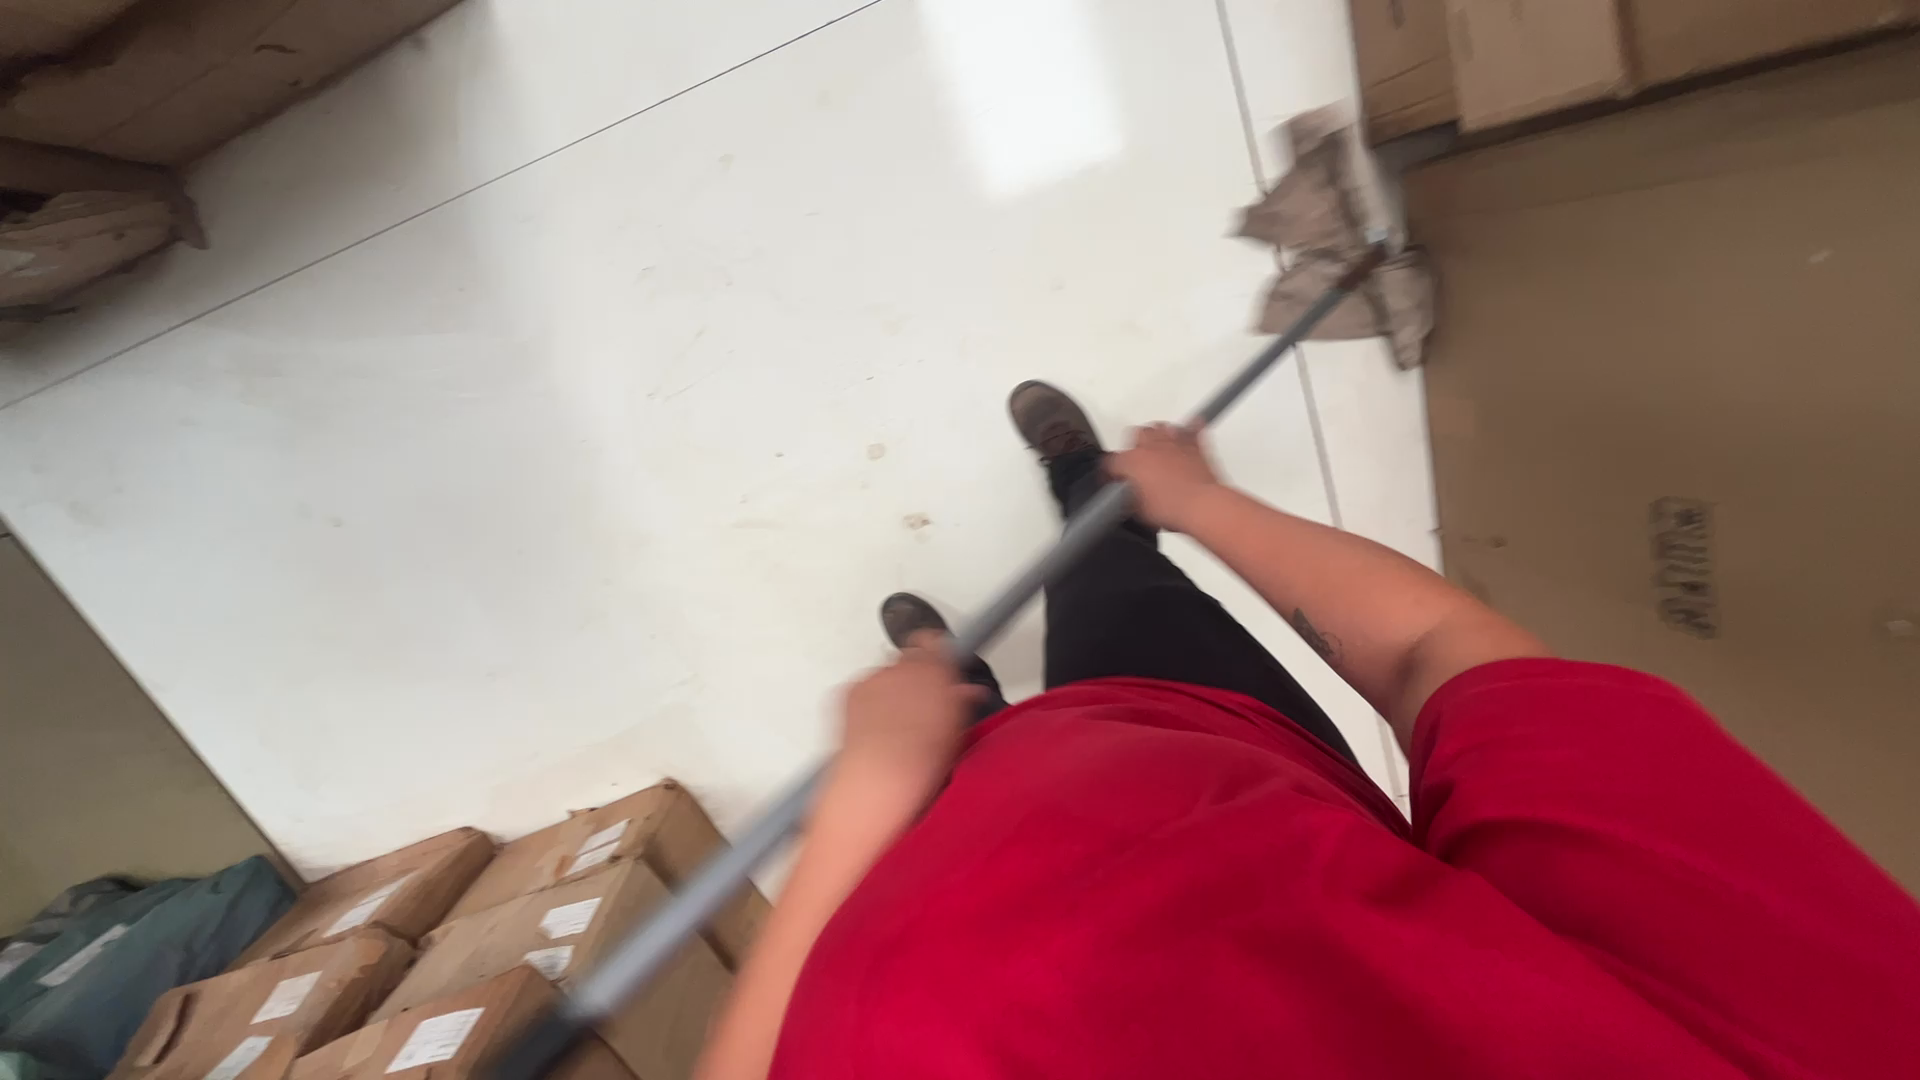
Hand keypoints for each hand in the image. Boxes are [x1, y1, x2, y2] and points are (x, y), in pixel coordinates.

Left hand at [836, 631, 980, 804]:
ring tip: (894, 724)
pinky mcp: (850, 689)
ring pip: (885, 673)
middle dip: (914, 676)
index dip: (937, 656)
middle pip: (910, 658)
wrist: (880, 777)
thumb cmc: (921, 760)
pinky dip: (868, 702)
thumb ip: (962, 700)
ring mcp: (875, 675)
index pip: (937, 643)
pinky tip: (875, 727)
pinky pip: (862, 687)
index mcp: (937, 669)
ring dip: (890, 690)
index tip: (938, 667)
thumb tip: (967, 692)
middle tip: (918, 704)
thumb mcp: (957, 731)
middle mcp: (905, 665)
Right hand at [1106, 422, 1225, 530]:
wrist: (1200, 505)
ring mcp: (1173, 444)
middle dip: (1134, 444)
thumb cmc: (1171, 507)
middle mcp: (1150, 447)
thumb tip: (1127, 497)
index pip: (1111, 461)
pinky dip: (1189, 430)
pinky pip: (1192, 428)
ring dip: (1158, 435)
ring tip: (1158, 446)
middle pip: (1136, 434)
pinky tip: (1188, 432)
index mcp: (1131, 461)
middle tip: (1136, 457)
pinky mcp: (1194, 446)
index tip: (1113, 477)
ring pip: (1160, 427)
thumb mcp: (1138, 510)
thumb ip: (1128, 497)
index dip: (1110, 471)